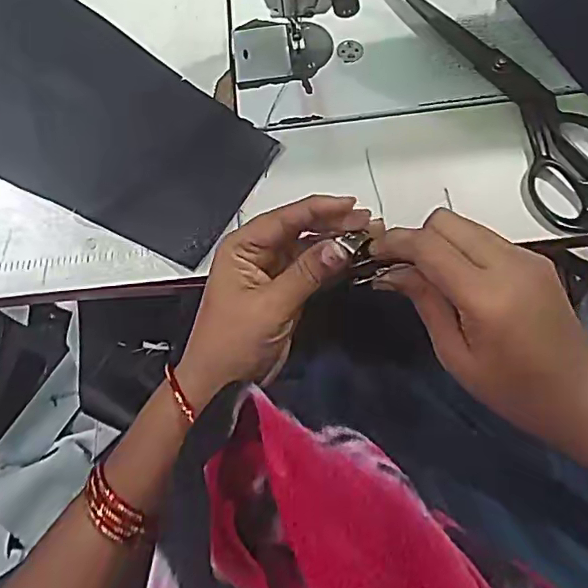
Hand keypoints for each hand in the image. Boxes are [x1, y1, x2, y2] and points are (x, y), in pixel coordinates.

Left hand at [177, 195, 372, 407]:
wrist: (220, 383)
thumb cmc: (230, 343)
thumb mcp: (271, 305)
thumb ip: (306, 274)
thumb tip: (339, 247)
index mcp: (242, 246)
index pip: (285, 218)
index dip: (319, 208)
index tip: (349, 204)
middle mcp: (256, 253)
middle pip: (299, 229)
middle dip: (333, 223)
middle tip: (366, 221)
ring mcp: (270, 271)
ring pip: (307, 248)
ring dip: (335, 243)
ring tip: (366, 236)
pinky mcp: (283, 291)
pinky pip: (310, 269)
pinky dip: (331, 265)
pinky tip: (352, 259)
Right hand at [370, 210, 587, 452]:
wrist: (586, 401)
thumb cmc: (517, 393)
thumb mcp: (457, 357)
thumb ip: (425, 303)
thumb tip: (392, 271)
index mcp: (488, 296)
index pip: (428, 245)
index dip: (395, 243)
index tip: (374, 254)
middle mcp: (510, 265)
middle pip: (444, 221)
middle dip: (416, 237)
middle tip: (402, 266)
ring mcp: (527, 258)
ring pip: (464, 224)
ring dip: (439, 240)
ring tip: (429, 273)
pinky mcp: (536, 259)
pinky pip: (485, 236)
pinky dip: (463, 247)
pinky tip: (460, 278)